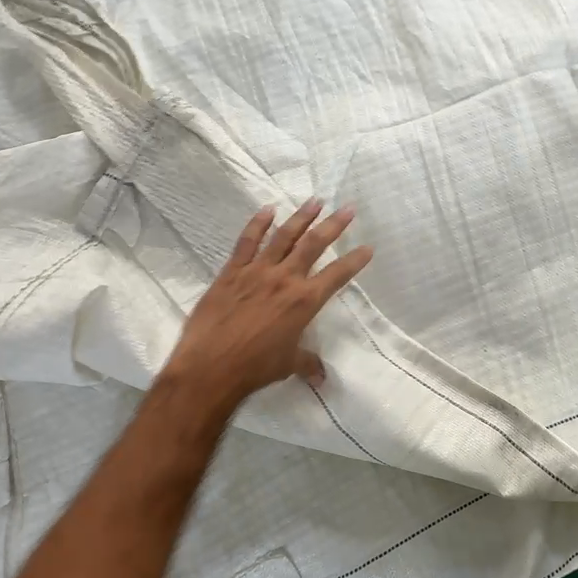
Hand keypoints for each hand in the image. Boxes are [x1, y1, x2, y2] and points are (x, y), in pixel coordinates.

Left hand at [164, 200, 372, 397]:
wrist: (210, 369)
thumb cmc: (254, 369)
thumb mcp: (288, 365)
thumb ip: (307, 362)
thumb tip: (321, 376)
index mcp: (304, 301)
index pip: (337, 274)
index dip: (355, 260)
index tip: (368, 247)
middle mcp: (285, 279)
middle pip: (314, 244)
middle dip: (334, 225)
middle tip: (347, 208)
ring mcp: (257, 272)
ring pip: (284, 236)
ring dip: (302, 217)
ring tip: (315, 200)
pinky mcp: (231, 272)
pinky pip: (247, 242)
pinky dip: (258, 223)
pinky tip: (268, 209)